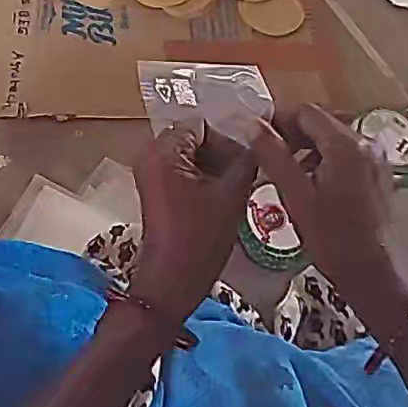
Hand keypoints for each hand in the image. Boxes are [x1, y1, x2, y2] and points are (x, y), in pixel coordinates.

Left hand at [129, 123, 257, 321]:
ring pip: (189, 154)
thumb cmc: (200, 237)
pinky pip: (182, 170)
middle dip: (221, 151)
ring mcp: (150, 173)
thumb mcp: (231, 193)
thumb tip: (257, 142)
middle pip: (193, 137)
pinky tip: (222, 194)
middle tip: (246, 169)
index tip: (249, 155)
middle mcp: (150, 155)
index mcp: (164, 150)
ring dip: (214, 165)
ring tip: (237, 183)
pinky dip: (202, 177)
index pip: (201, 125)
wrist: (172, 281)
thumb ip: (246, 159)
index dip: (228, 138)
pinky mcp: (155, 190)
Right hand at [248, 105, 407, 321]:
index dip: (279, 121)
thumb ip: (273, 155)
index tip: (260, 139)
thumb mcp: (296, 195)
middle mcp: (366, 143)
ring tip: (290, 172)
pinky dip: (328, 158)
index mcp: (345, 144)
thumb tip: (252, 125)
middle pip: (323, 121)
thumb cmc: (332, 238)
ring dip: (310, 146)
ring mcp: (377, 158)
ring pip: (336, 137)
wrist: (375, 274)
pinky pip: (349, 153)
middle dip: (295, 133)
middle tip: (272, 156)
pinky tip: (315, 184)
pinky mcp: (381, 174)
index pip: (306, 112)